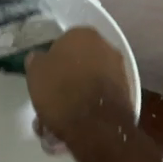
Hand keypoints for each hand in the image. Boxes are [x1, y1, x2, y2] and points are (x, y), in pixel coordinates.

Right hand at [24, 27, 132, 145]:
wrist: (97, 127)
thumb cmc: (62, 91)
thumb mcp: (35, 72)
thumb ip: (37, 61)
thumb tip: (40, 59)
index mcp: (83, 34)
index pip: (63, 41)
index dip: (52, 60)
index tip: (44, 76)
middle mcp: (106, 47)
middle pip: (79, 62)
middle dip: (66, 78)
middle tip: (50, 97)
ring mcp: (119, 72)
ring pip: (90, 82)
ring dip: (76, 95)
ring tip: (59, 118)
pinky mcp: (126, 96)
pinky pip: (100, 98)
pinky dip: (89, 107)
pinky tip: (75, 124)